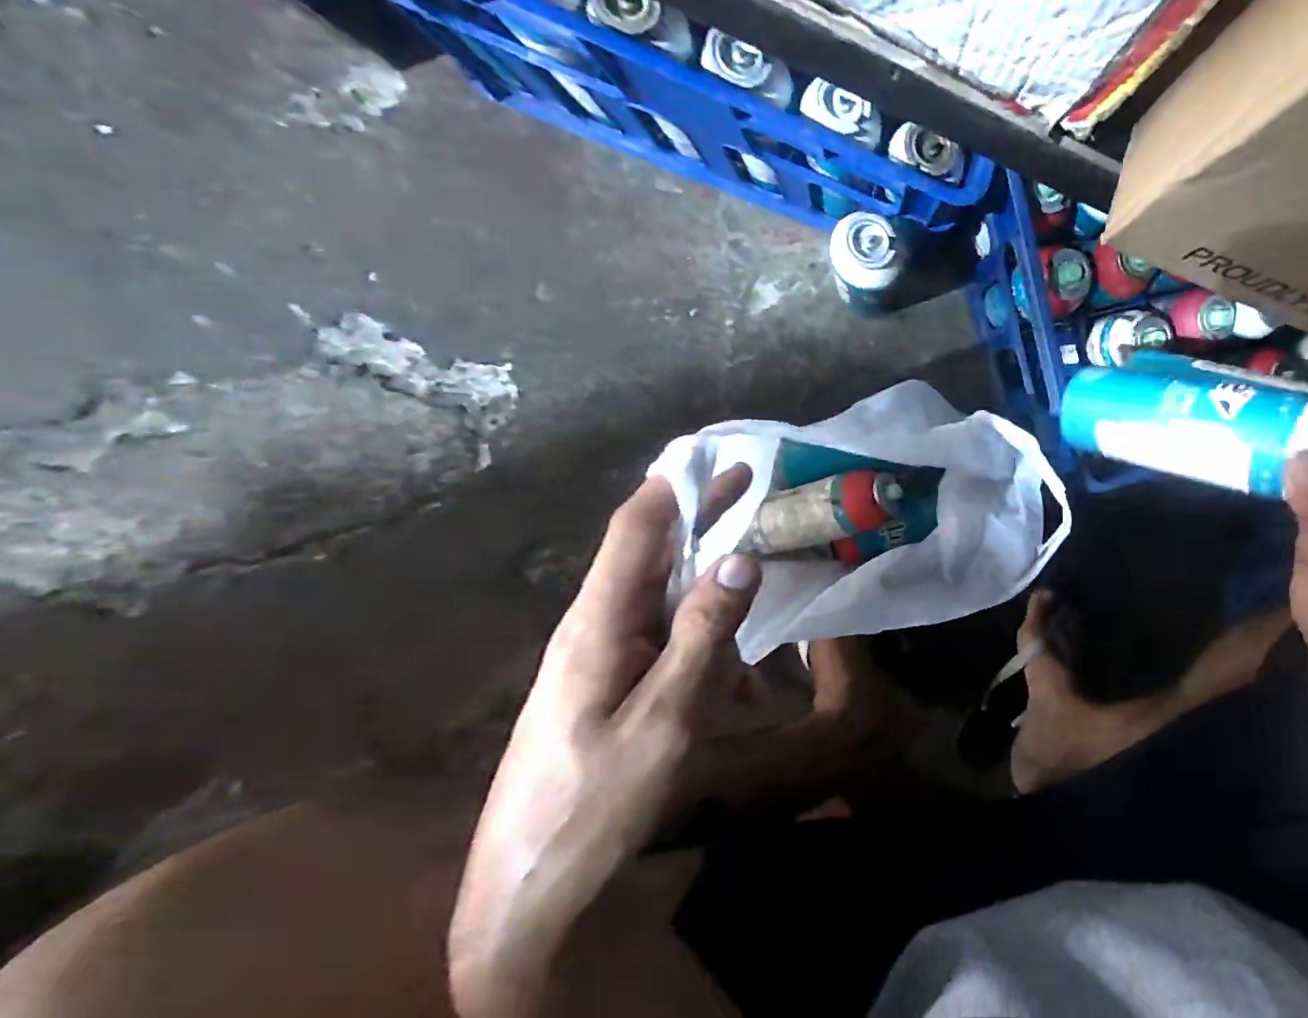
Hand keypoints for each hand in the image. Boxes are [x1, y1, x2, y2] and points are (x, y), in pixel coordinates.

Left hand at [449, 467, 758, 1017]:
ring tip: (747, 587)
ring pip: (664, 599)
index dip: (674, 485)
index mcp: (598, 622)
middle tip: (750, 490)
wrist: (530, 882)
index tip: (715, 452)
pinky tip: (732, 675)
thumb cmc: (596, 799)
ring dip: (708, 590)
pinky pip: (664, 640)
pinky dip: (703, 640)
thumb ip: (704, 636)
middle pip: (652, 555)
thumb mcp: (665, 719)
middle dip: (701, 522)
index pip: (635, 530)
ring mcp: (602, 656)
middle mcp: (597, 626)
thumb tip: (741, 559)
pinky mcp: (611, 683)